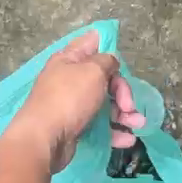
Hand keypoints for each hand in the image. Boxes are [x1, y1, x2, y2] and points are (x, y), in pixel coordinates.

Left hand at [5, 30, 145, 172]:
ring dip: (124, 114)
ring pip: (106, 103)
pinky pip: (100, 125)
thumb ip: (107, 61)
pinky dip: (115, 131)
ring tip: (137, 125)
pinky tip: (127, 140)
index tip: (122, 59)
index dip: (109, 46)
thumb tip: (110, 63)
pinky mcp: (76, 126)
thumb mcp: (93, 71)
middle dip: (123, 92)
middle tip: (128, 105)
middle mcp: (70, 80)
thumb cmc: (69, 98)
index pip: (91, 43)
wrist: (44, 139)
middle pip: (105, 78)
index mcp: (69, 60)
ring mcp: (72, 104)